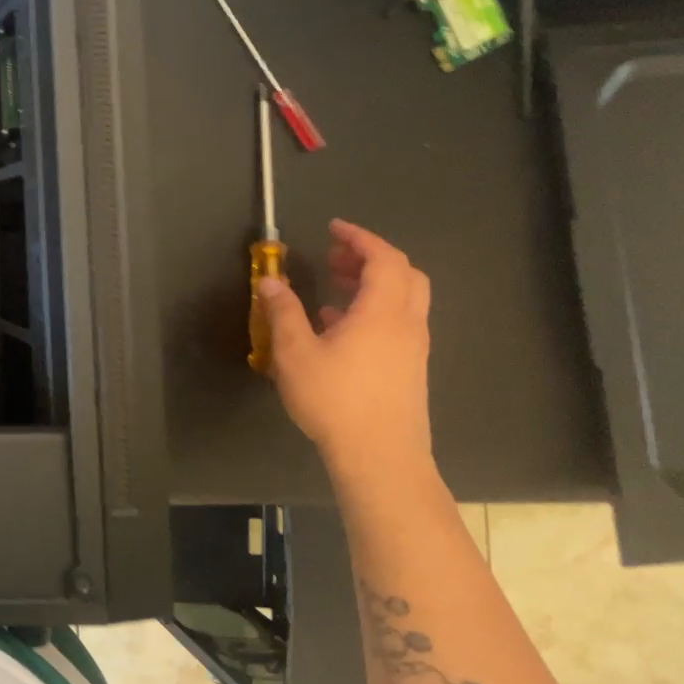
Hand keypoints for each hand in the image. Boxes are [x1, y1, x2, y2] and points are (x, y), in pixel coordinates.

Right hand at [258, 219, 433, 481]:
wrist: (380, 455)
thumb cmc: (334, 399)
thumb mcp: (295, 352)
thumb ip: (283, 312)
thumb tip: (270, 281)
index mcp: (382, 313)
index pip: (384, 260)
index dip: (360, 238)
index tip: (332, 228)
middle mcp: (406, 324)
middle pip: (405, 275)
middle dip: (371, 257)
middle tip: (334, 255)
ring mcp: (412, 348)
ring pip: (404, 299)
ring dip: (373, 282)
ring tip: (333, 284)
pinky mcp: (409, 367)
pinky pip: (397, 321)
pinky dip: (372, 307)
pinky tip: (338, 324)